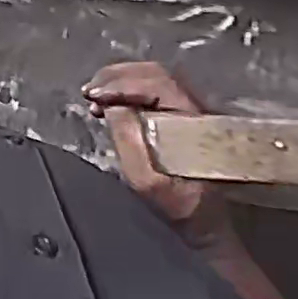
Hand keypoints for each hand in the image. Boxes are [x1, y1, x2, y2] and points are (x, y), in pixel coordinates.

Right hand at [83, 62, 233, 250]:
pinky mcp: (184, 114)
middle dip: (115, 78)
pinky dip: (127, 89)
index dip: (119, 84)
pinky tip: (110, 101)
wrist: (208, 224)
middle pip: (153, 73)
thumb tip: (112, 104)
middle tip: (89, 92)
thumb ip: (128, 138)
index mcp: (194, 121)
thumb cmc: (179, 205)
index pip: (156, 84)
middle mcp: (198, 108)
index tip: (92, 95)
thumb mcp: (146, 179)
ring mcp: (193, 110)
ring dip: (119, 81)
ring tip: (95, 96)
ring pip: (153, 77)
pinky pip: (154, 89)